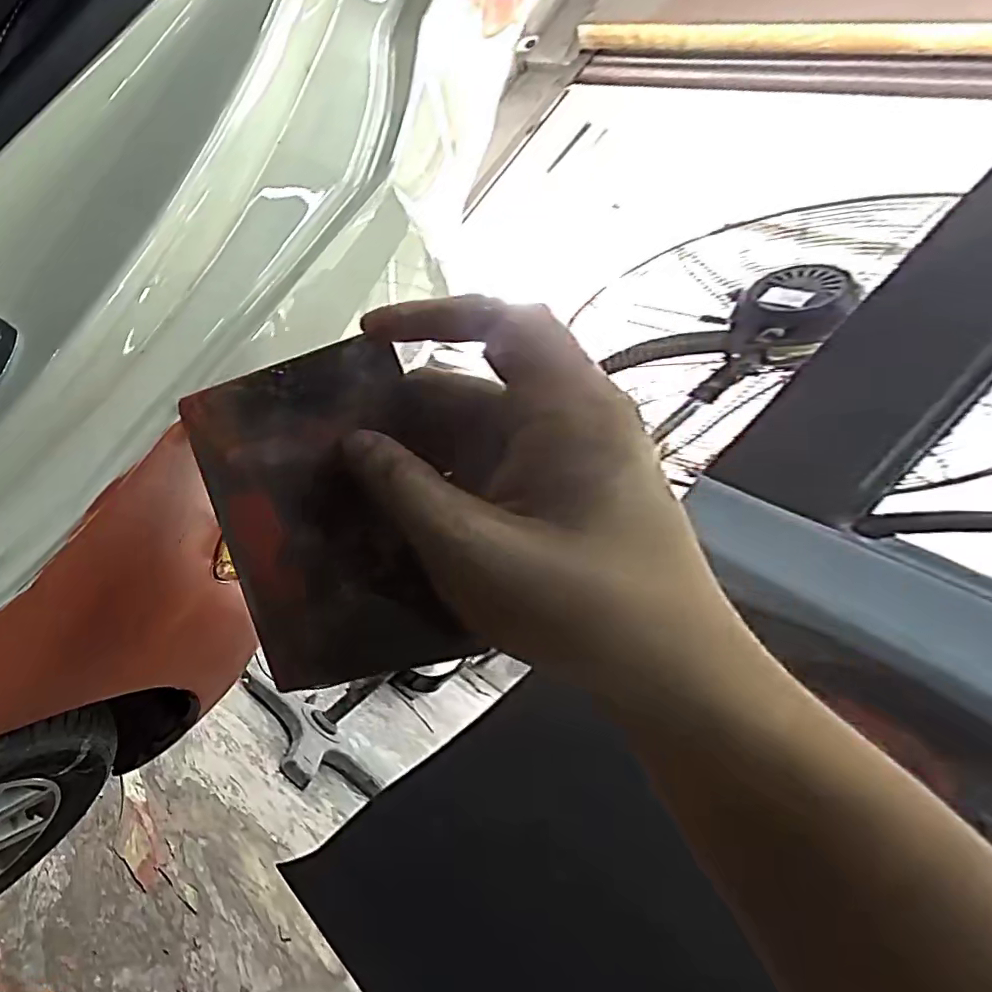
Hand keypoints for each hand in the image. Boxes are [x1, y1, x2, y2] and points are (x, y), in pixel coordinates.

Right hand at [349, 297, 761, 707]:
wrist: (667, 674)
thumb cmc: (580, 606)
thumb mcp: (472, 546)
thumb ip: (403, 488)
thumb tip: (352, 442)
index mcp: (568, 412)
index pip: (505, 325)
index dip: (432, 316)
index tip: (366, 336)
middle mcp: (558, 423)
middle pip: (462, 388)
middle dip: (391, 407)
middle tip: (324, 436)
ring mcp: (546, 461)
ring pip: (457, 433)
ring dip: (399, 450)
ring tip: (337, 476)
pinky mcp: (535, 494)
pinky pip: (465, 469)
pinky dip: (420, 479)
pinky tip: (378, 508)